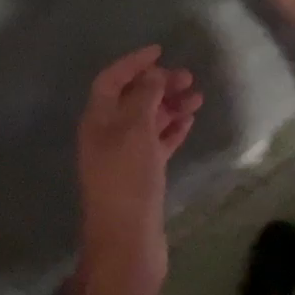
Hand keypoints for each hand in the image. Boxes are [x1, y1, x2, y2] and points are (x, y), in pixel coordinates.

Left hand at [75, 45, 201, 292]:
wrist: (127, 244)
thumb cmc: (127, 180)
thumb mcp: (135, 130)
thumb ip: (144, 96)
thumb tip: (153, 74)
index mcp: (97, 121)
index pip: (111, 80)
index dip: (133, 62)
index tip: (160, 50)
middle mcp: (107, 135)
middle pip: (132, 99)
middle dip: (159, 84)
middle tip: (188, 77)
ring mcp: (123, 158)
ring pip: (148, 121)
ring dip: (170, 105)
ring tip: (197, 97)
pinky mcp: (141, 177)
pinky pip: (156, 143)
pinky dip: (172, 129)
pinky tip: (189, 121)